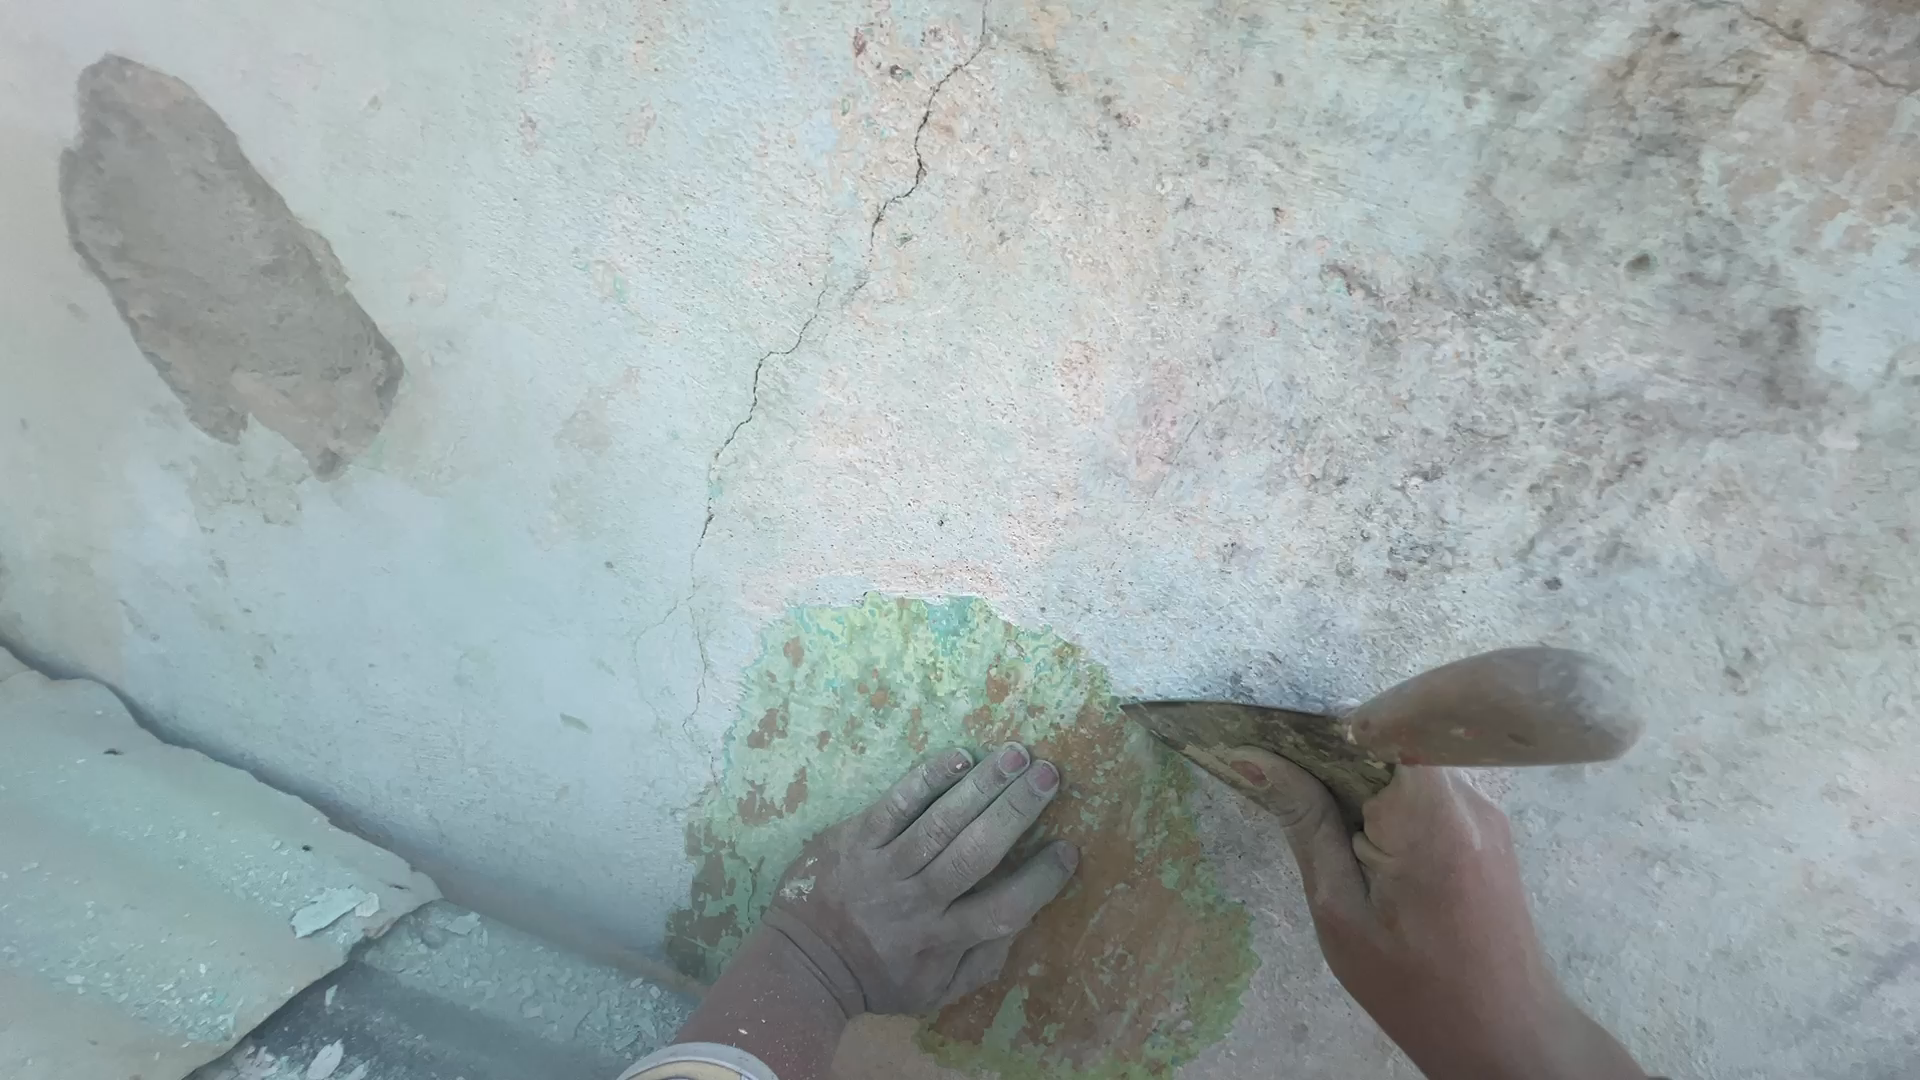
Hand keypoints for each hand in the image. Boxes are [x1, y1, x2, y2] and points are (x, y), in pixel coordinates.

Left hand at [673, 745, 1077, 1079]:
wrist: (803, 962)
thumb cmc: (880, 974)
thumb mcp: (936, 991)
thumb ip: (983, 961)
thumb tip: (1026, 916)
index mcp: (942, 941)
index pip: (1004, 910)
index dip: (1041, 880)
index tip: (1070, 849)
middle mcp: (919, 901)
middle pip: (977, 852)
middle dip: (1018, 810)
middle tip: (1051, 774)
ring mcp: (885, 865)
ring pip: (941, 820)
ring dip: (983, 784)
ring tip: (1017, 754)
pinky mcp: (858, 836)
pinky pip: (897, 802)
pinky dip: (928, 778)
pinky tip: (960, 756)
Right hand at [1223, 749, 1647, 1079]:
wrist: (1513, 1047)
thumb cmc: (1416, 987)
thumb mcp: (1339, 908)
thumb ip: (1304, 822)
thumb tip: (1255, 757)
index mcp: (1432, 815)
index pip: (1373, 730)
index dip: (1319, 731)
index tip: (1276, 749)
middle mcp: (1466, 800)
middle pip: (1384, 743)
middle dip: (1327, 758)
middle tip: (1282, 788)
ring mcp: (1482, 813)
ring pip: (1399, 765)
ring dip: (1353, 781)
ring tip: (1317, 820)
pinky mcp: (1484, 830)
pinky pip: (1419, 790)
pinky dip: (1380, 800)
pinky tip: (1358, 839)